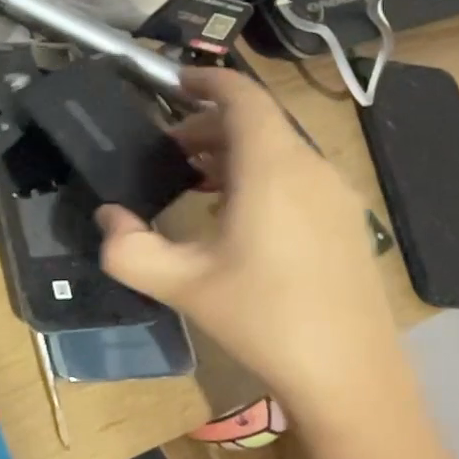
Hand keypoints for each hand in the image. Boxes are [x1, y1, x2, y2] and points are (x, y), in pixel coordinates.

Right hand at [94, 67, 404, 418]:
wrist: (350, 376)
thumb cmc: (261, 317)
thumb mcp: (178, 283)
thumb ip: (128, 247)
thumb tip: (108, 218)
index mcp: (273, 169)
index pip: (243, 99)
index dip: (207, 81)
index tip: (173, 82)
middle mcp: (311, 170)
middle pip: (260, 123)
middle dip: (210, 124)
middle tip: (169, 146)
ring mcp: (337, 197)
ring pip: (281, 150)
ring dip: (235, 151)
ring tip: (195, 176)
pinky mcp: (347, 224)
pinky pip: (298, 176)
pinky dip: (260, 175)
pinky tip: (235, 214)